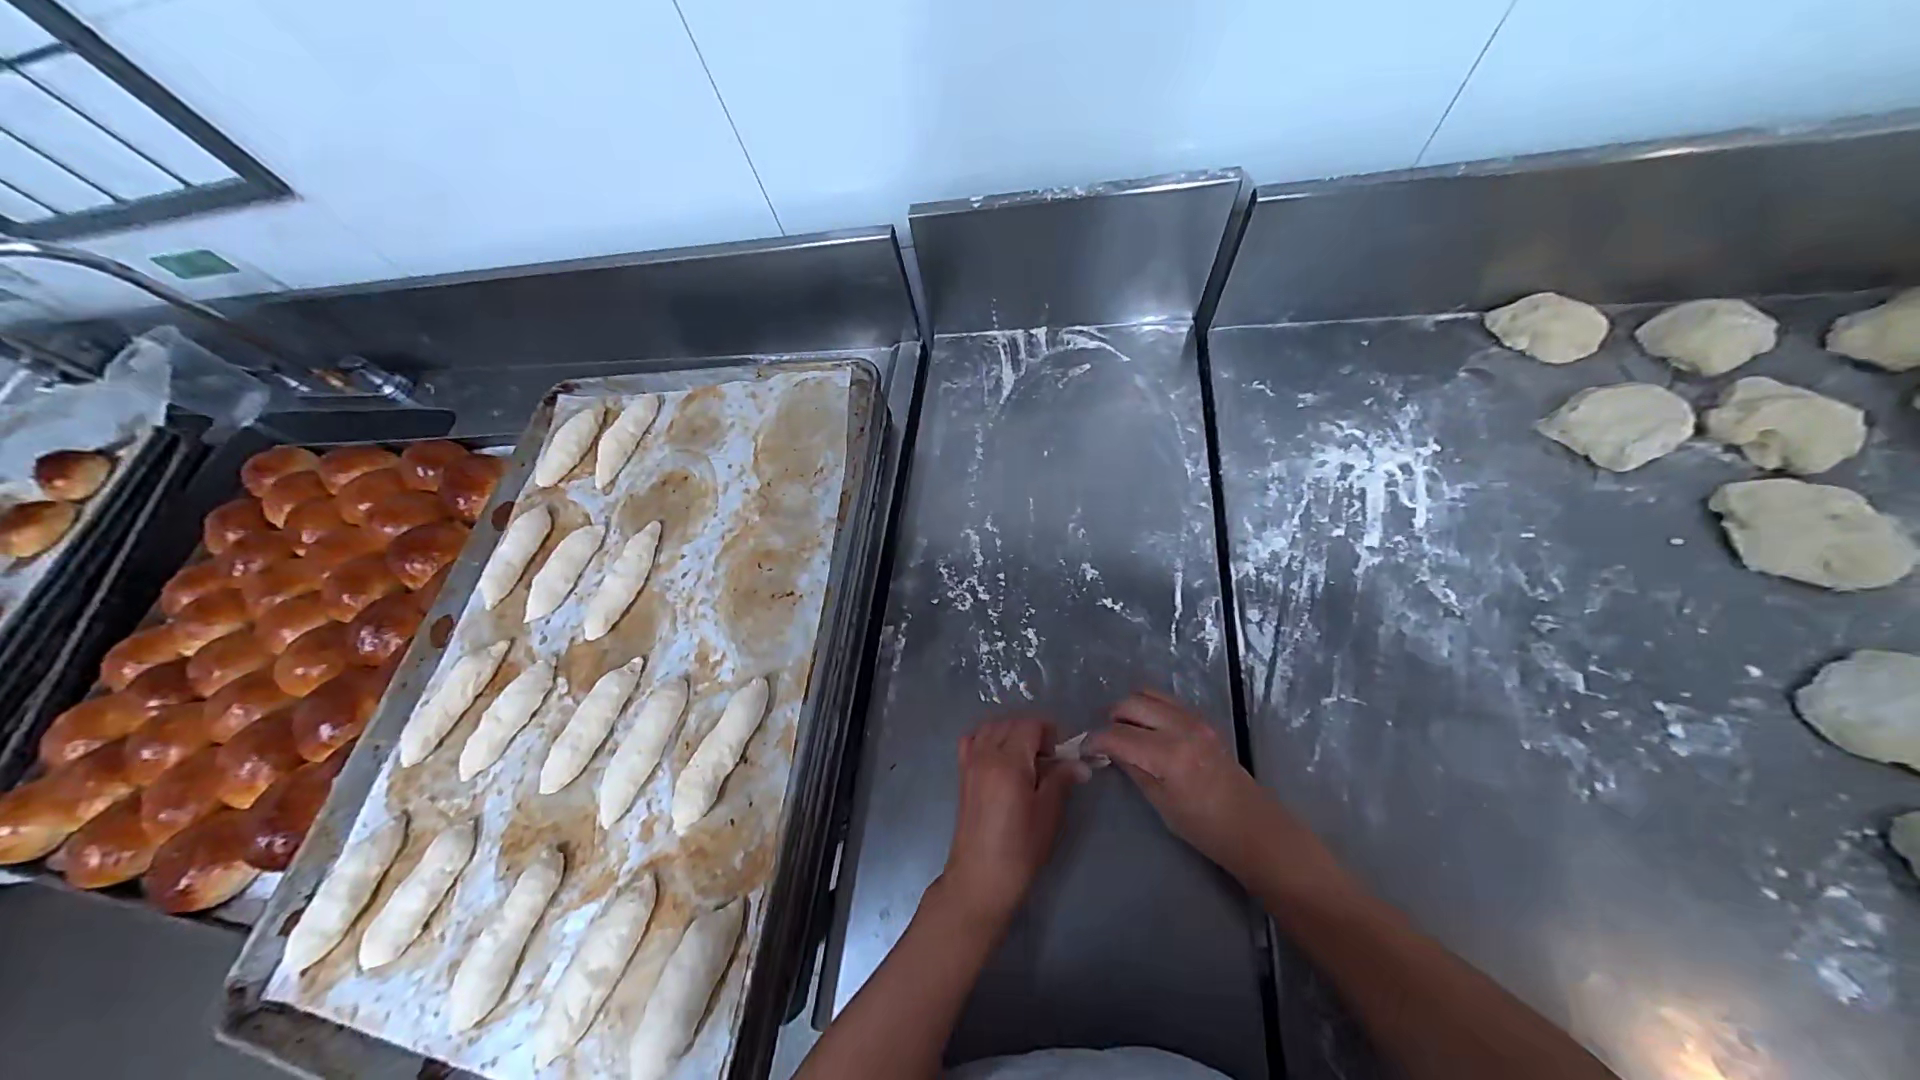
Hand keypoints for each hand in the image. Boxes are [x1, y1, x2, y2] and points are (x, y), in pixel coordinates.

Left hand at [935, 714, 1082, 928]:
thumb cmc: (1020, 848)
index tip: (1060, 755)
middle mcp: (985, 754)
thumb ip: (1061, 780)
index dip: (1049, 733)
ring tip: (1026, 759)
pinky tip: (1000, 759)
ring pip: (990, 727)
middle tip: (1048, 759)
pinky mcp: (962, 774)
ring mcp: (970, 763)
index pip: (1030, 725)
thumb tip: (1080, 764)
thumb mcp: (1048, 813)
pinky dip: (987, 739)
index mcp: (1008, 761)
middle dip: (1032, 732)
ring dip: (1010, 732)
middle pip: (1010, 723)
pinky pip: (972, 741)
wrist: (981, 877)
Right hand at [1089, 690, 1282, 876]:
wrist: (1253, 827)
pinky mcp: (1203, 720)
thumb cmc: (1205, 828)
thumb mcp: (1160, 803)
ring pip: (1148, 694)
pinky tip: (1147, 731)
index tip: (1083, 749)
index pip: (1117, 735)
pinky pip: (1166, 701)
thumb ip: (1133, 768)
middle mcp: (1182, 728)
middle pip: (1131, 703)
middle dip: (1111, 719)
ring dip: (1130, 709)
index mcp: (1169, 755)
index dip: (1094, 740)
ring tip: (1125, 732)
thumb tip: (1109, 750)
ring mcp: (1195, 720)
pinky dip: (1149, 708)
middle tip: (1105, 741)